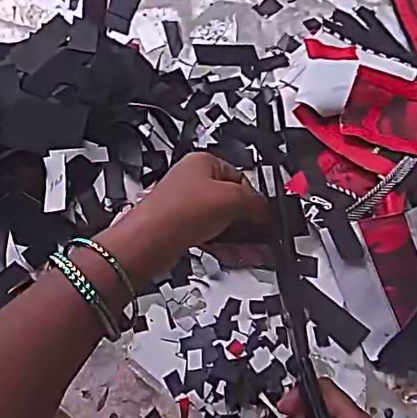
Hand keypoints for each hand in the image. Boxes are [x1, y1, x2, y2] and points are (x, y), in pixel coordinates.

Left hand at [97, 153, 270, 280]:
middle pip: (231, 201)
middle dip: (249, 221)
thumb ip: (256, 203)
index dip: (256, 196)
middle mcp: (191, 182)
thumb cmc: (177, 211)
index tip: (267, 214)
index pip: (240, 176)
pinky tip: (239, 255)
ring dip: (241, 237)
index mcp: (202, 162)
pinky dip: (226, 245)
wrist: (149, 241)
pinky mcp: (180, 230)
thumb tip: (266, 211)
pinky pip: (210, 236)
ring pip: (221, 222)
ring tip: (257, 250)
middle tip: (265, 235)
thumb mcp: (232, 199)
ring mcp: (184, 207)